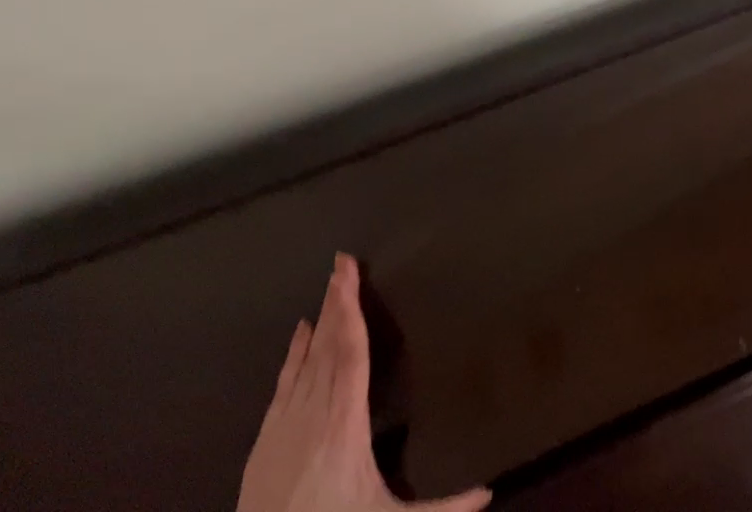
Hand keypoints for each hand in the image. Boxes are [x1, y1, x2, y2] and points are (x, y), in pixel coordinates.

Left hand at [238, 254, 489, 511]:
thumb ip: (442, 510)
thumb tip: (488, 494)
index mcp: (344, 424)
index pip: (349, 352)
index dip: (350, 309)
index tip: (347, 273)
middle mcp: (311, 414)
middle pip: (327, 347)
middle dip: (336, 303)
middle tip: (340, 264)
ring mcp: (282, 427)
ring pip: (304, 362)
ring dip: (318, 324)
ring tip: (326, 293)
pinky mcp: (263, 442)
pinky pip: (282, 386)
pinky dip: (291, 358)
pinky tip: (297, 340)